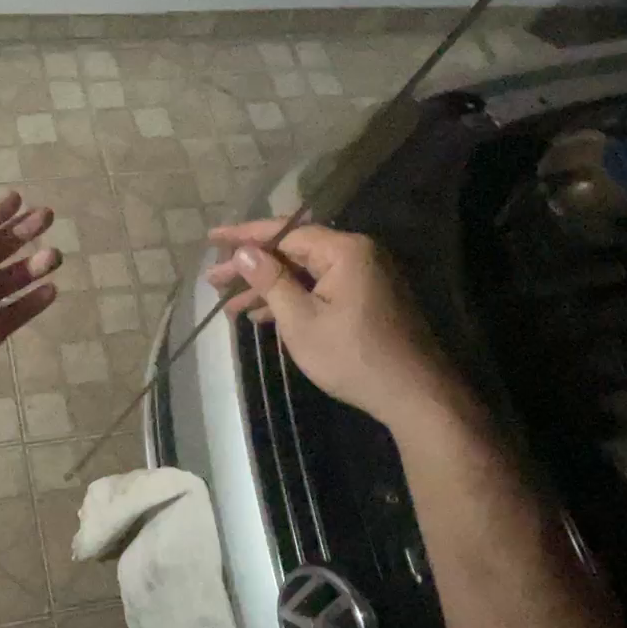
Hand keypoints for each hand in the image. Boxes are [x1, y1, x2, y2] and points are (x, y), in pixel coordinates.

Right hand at [206, 219, 461, 424]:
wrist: (414, 395)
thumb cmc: (352, 356)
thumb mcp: (300, 319)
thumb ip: (270, 281)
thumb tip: (244, 252)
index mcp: (344, 251)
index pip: (285, 232)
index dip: (244, 236)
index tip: (212, 238)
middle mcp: (358, 254)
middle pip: (294, 251)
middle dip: (252, 266)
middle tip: (213, 279)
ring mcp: (365, 277)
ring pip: (305, 272)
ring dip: (268, 287)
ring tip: (230, 304)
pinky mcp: (367, 298)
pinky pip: (320, 287)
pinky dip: (292, 298)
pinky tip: (263, 315)